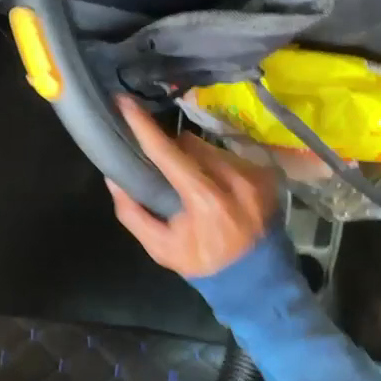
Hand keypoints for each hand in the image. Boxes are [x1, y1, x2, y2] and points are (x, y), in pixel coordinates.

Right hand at [108, 95, 280, 278]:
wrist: (256, 277)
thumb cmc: (203, 262)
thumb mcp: (161, 248)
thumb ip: (133, 214)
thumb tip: (114, 179)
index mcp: (205, 199)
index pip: (169, 153)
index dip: (143, 127)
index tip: (125, 103)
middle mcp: (234, 179)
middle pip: (190, 143)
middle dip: (173, 151)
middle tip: (166, 171)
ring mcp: (254, 174)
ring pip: (210, 146)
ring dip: (195, 157)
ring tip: (193, 182)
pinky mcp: (266, 173)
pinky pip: (230, 154)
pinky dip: (216, 165)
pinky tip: (217, 188)